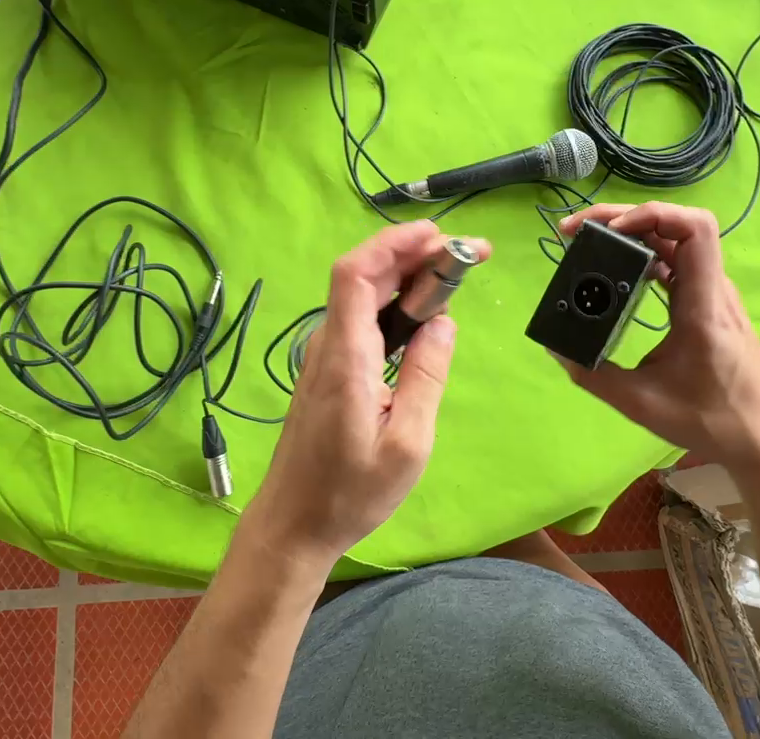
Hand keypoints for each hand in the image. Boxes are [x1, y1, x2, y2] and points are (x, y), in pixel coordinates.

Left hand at [242, 221, 489, 564]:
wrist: (293, 523)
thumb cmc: (350, 492)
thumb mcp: (406, 443)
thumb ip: (426, 377)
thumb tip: (443, 323)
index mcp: (346, 356)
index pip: (356, 274)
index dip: (393, 243)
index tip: (438, 236)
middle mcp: (330, 344)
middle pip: (363, 275)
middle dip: (412, 252)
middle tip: (466, 254)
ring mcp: (326, 355)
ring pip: (362, 294)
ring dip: (405, 275)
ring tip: (452, 276)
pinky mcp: (329, 368)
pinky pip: (361, 317)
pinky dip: (394, 302)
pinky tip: (423, 314)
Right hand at [555, 202, 759, 471]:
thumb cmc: (712, 422)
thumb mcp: (642, 404)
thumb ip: (595, 376)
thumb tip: (557, 350)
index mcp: (703, 306)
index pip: (694, 230)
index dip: (650, 215)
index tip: (609, 230)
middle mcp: (714, 290)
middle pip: (677, 224)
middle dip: (623, 216)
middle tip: (575, 232)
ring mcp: (715, 295)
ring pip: (677, 240)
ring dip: (633, 231)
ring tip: (590, 242)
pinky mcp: (711, 305)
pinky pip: (679, 261)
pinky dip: (646, 252)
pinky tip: (621, 268)